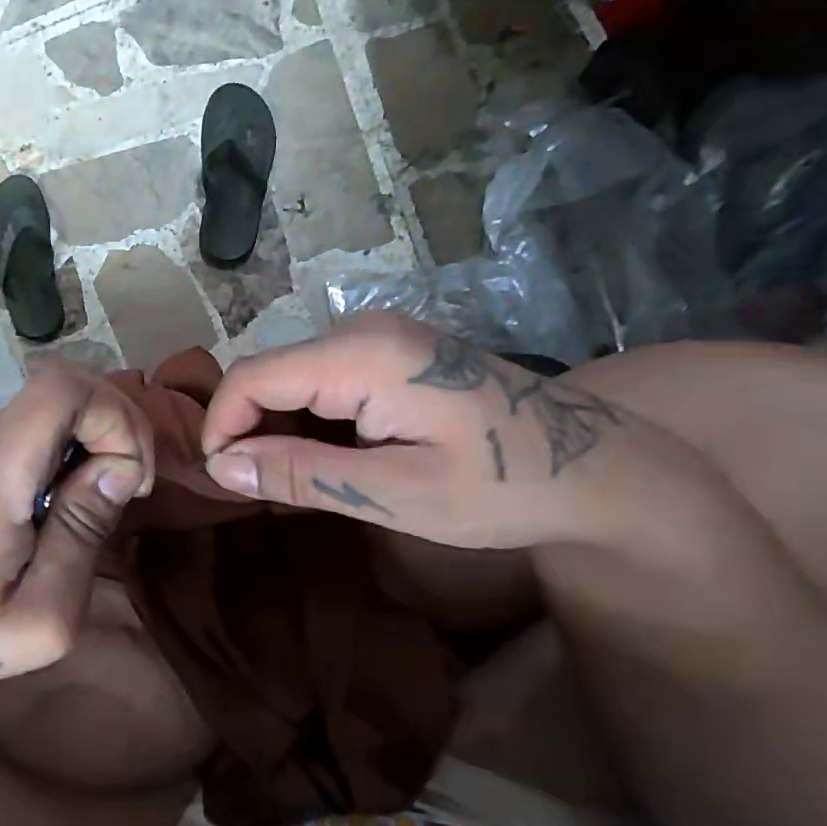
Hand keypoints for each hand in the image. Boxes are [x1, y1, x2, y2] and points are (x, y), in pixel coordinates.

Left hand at [0, 362, 155, 707]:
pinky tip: (70, 495)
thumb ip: (83, 531)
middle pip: (59, 385)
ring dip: (95, 434)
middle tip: (130, 486)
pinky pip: (33, 424)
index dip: (113, 415)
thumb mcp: (48, 615)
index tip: (133, 480)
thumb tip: (118, 465)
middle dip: (115, 424)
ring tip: (102, 495)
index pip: (57, 389)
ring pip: (50, 402)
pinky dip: (70, 444)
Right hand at [200, 313, 649, 548]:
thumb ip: (301, 475)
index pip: (251, 377)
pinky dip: (305, 420)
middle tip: (260, 491)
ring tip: (295, 481)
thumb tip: (220, 467)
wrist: (606, 468)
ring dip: (276, 429)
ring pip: (288, 378)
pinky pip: (319, 379)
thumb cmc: (507, 488)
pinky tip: (328, 458)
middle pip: (267, 374)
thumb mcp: (397, 495)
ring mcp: (377, 336)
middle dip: (247, 430)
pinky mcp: (388, 350)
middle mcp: (362, 330)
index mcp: (362, 356)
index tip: (222, 478)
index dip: (220, 426)